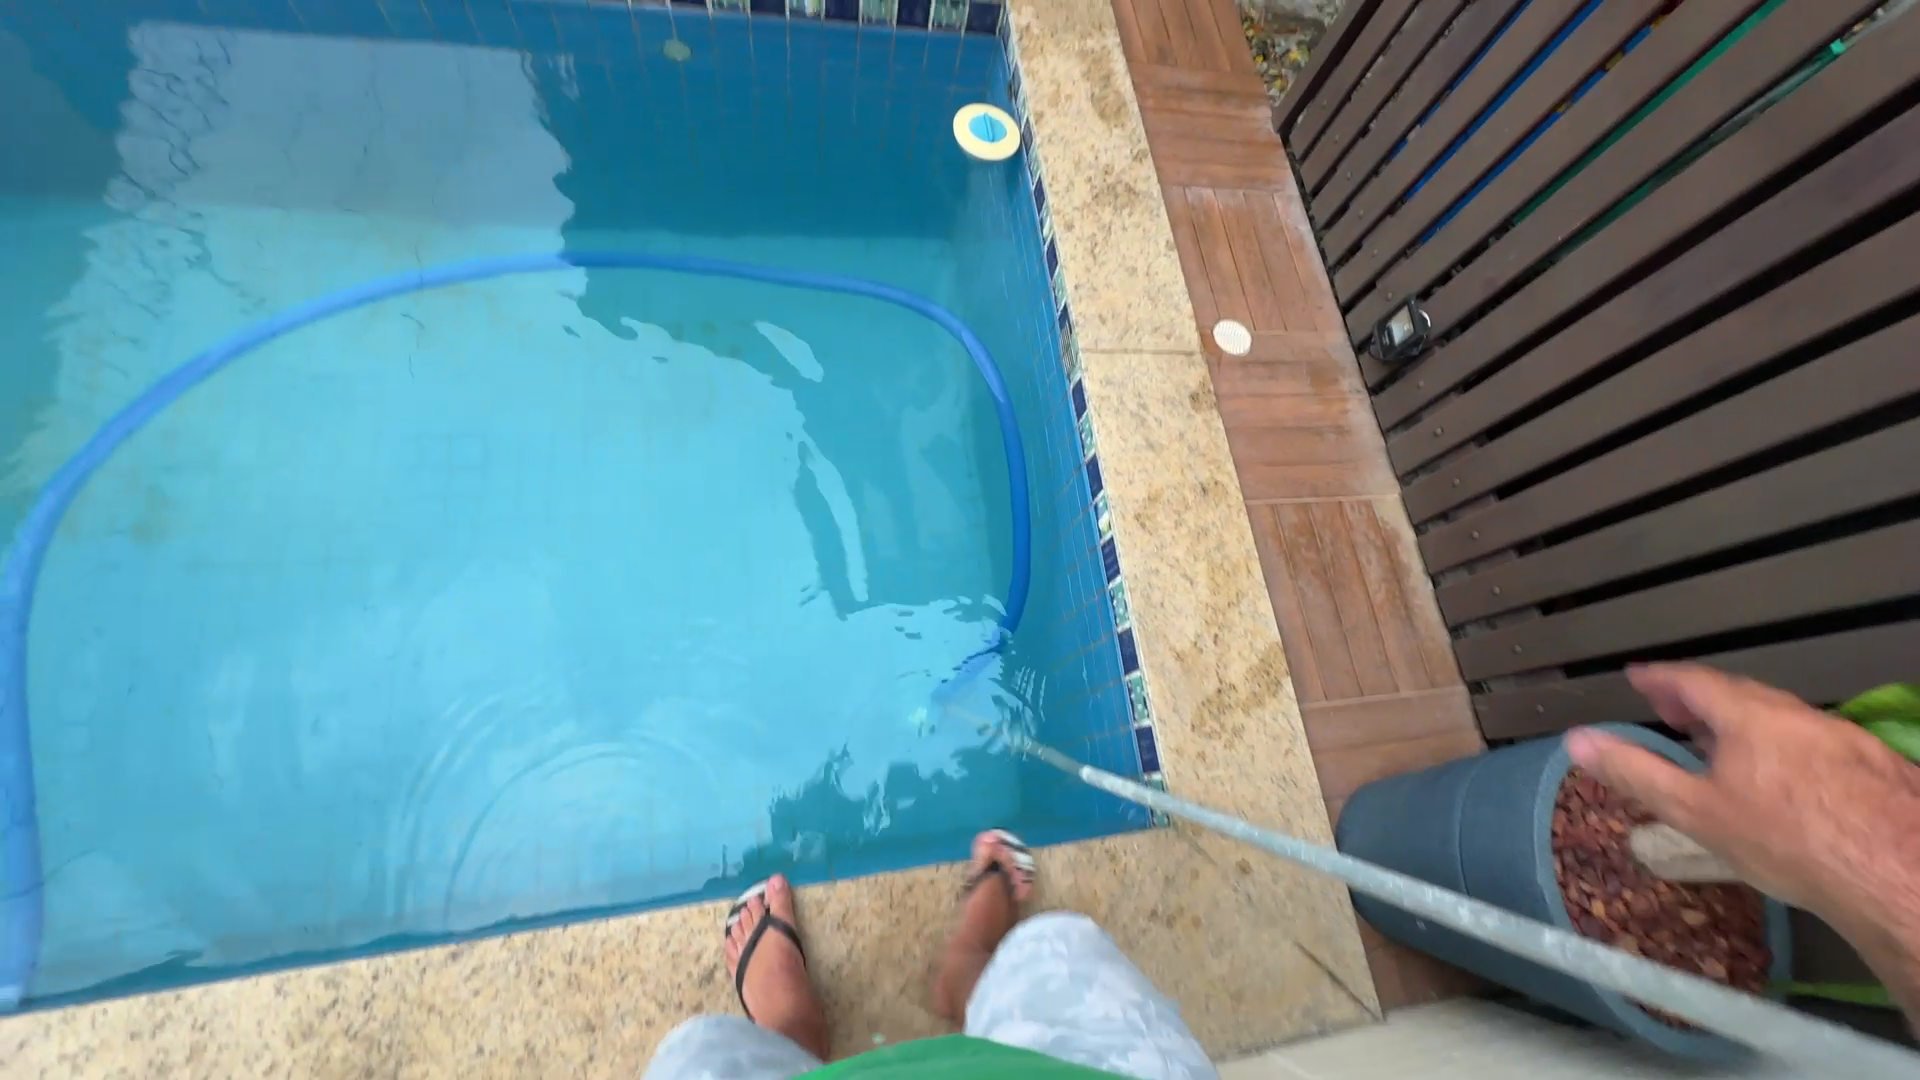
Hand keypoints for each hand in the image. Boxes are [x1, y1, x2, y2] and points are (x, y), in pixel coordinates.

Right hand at [1567, 664, 1918, 916]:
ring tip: (1722, 745)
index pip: (1695, 680)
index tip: (1636, 677)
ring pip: (1786, 719)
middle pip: (1743, 694)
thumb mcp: (1694, 811)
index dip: (1660, 676)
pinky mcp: (1887, 772)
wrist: (1909, 887)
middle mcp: (1805, 719)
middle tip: (1671, 711)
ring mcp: (1853, 745)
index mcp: (1752, 719)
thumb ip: (1634, 771)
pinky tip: (1785, 776)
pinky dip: (1785, 743)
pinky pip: (1819, 742)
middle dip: (1699, 697)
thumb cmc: (1789, 843)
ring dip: (1745, 721)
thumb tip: (1576, 739)